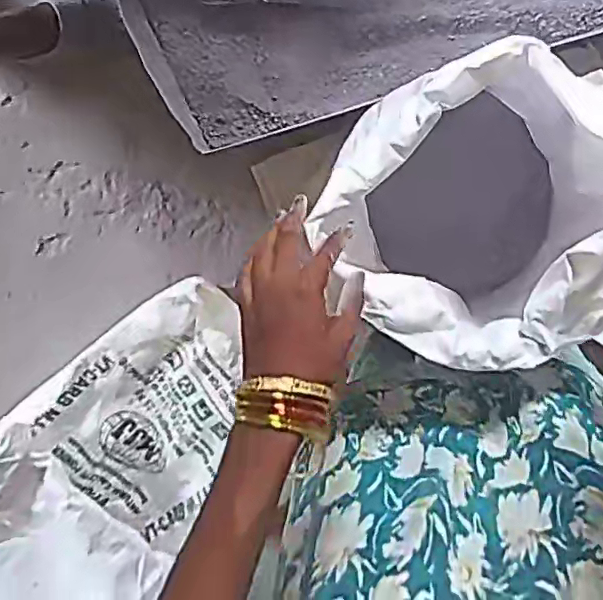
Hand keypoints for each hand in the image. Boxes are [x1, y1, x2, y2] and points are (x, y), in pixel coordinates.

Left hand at [235, 196, 362, 384]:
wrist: (278, 397)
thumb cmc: (315, 367)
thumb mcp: (343, 336)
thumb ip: (351, 303)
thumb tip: (356, 281)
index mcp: (306, 288)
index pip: (324, 253)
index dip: (336, 239)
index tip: (345, 230)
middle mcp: (279, 284)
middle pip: (284, 241)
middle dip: (294, 220)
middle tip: (300, 205)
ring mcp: (258, 293)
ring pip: (260, 252)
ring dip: (271, 233)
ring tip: (279, 221)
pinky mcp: (246, 306)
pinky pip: (245, 272)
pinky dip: (253, 257)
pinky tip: (257, 253)